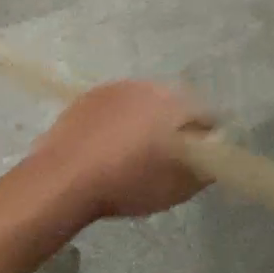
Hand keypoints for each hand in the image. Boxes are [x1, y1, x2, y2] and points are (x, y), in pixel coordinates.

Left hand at [26, 80, 215, 219]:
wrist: (64, 177)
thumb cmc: (129, 182)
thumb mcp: (182, 186)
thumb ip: (206, 166)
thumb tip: (209, 153)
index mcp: (174, 102)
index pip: (206, 116)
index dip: (206, 141)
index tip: (197, 162)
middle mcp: (144, 86)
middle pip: (171, 105)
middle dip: (172, 127)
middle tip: (165, 158)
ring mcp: (110, 89)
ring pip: (140, 104)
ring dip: (142, 122)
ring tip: (132, 153)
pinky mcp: (84, 98)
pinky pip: (112, 109)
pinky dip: (115, 123)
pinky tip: (106, 146)